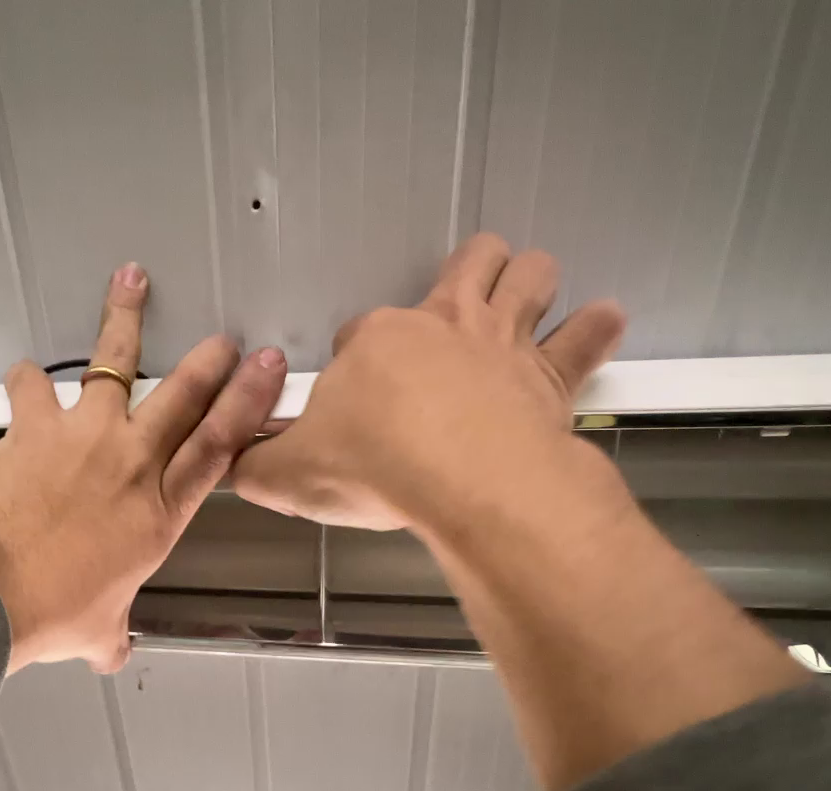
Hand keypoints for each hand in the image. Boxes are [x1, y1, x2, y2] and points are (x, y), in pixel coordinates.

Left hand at [0, 263, 286, 672]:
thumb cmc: (54, 613)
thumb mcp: (97, 632)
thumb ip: (112, 636)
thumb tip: (113, 653)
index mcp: (160, 512)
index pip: (218, 447)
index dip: (248, 403)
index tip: (268, 368)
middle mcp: (132, 463)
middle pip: (183, 398)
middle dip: (210, 362)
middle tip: (227, 337)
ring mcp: (85, 437)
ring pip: (117, 367)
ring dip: (125, 321)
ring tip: (131, 280)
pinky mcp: (35, 426)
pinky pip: (33, 388)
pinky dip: (29, 379)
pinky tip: (25, 370)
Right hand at [233, 233, 624, 532]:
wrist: (461, 482)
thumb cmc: (372, 469)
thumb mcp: (286, 476)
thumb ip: (254, 467)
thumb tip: (230, 465)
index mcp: (375, 342)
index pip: (359, 333)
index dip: (355, 358)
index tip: (355, 398)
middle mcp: (441, 325)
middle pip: (463, 268)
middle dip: (464, 275)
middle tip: (459, 300)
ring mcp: (501, 342)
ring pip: (528, 274)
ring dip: (528, 278)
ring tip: (527, 291)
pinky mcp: (550, 374)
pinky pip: (583, 336)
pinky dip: (593, 327)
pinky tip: (600, 321)